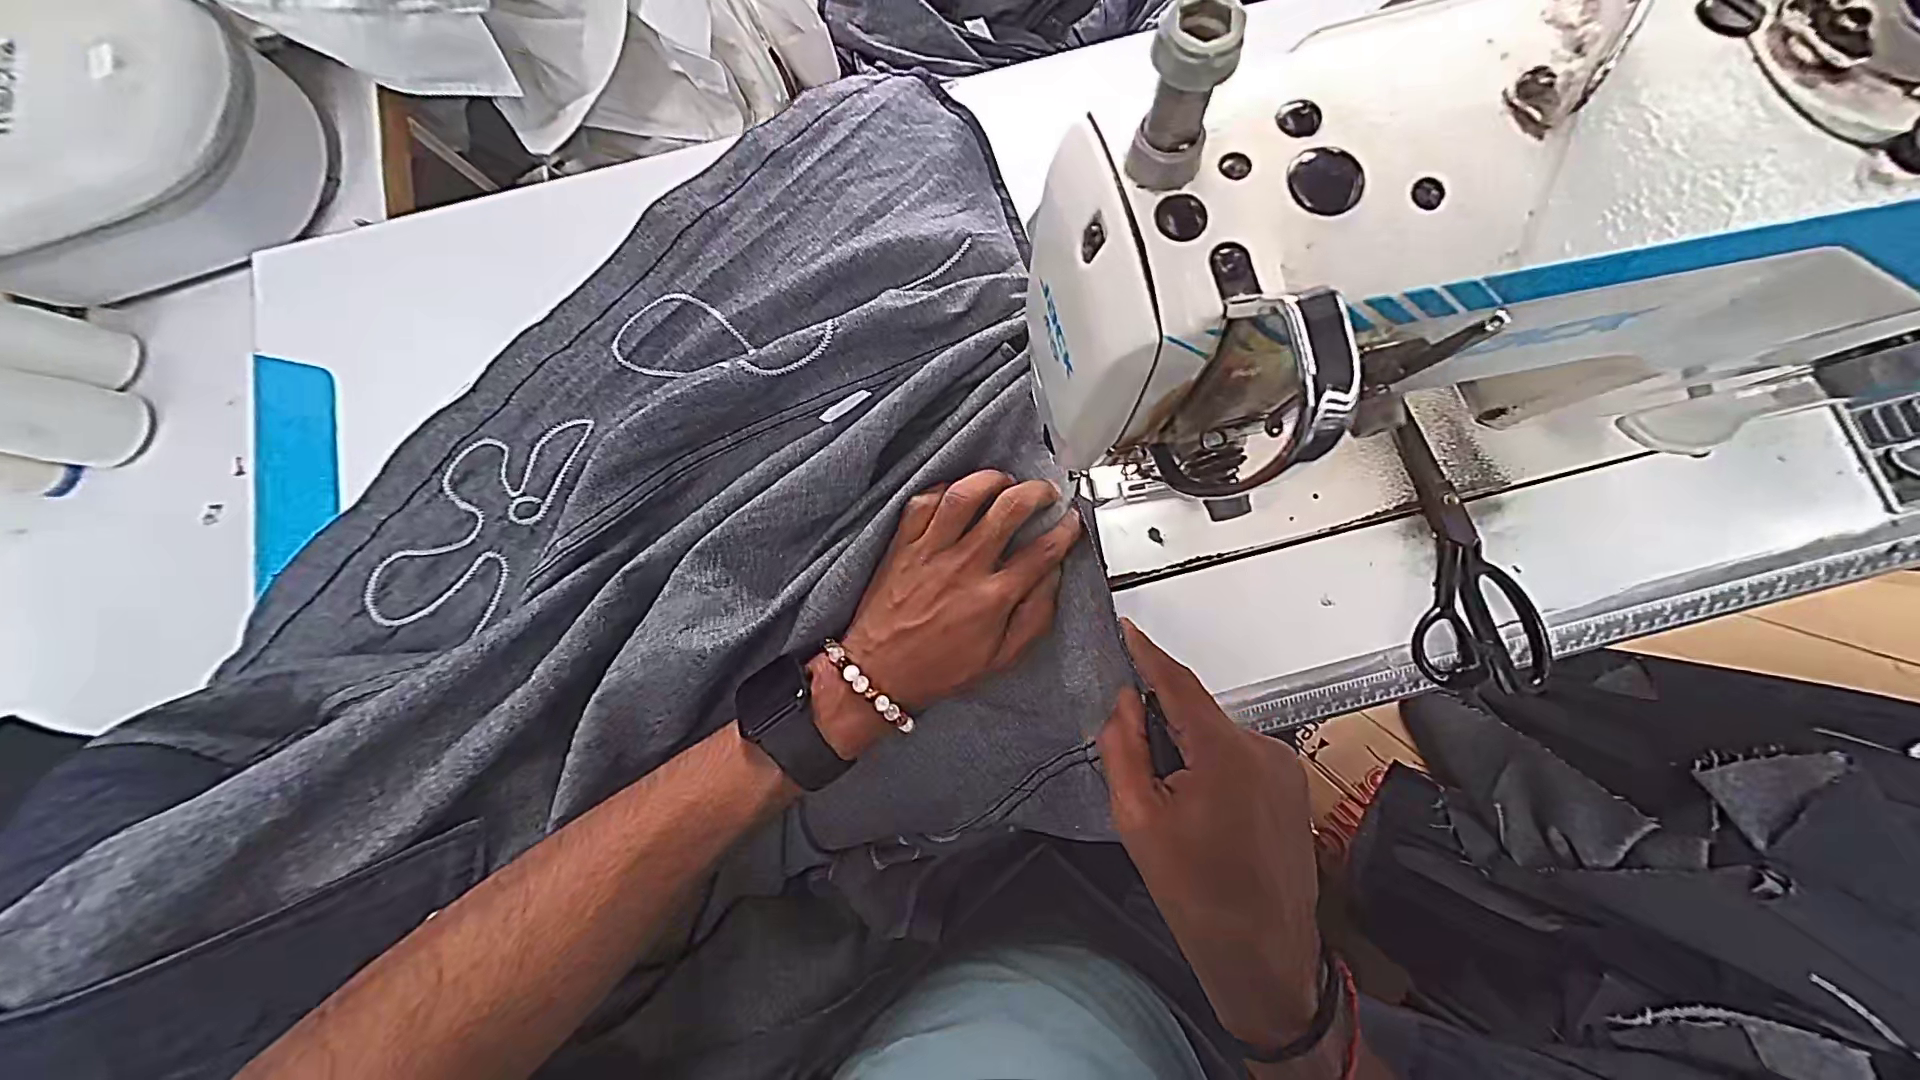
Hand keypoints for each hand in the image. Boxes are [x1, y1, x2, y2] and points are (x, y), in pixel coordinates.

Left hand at [838, 469, 1082, 712]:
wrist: (879, 672)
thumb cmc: (937, 668)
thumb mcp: (1000, 659)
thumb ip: (1035, 618)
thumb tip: (1053, 580)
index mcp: (993, 597)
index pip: (1042, 551)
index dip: (1066, 529)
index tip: (1071, 521)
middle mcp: (964, 567)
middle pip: (1009, 509)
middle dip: (1036, 492)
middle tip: (1044, 493)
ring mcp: (931, 552)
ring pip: (965, 495)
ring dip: (991, 479)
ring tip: (1004, 481)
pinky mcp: (903, 546)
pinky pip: (923, 503)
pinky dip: (943, 489)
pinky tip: (956, 493)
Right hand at [1098, 619, 1322, 1049]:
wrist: (1263, 956)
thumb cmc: (1200, 896)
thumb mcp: (1136, 818)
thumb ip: (1123, 748)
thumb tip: (1123, 704)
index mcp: (1223, 753)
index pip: (1177, 682)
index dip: (1147, 652)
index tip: (1127, 629)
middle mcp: (1261, 750)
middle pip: (1195, 711)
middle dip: (1163, 723)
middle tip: (1142, 766)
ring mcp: (1282, 767)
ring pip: (1217, 734)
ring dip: (1190, 749)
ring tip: (1178, 806)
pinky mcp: (1291, 784)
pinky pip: (1239, 754)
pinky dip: (1214, 764)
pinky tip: (1205, 811)